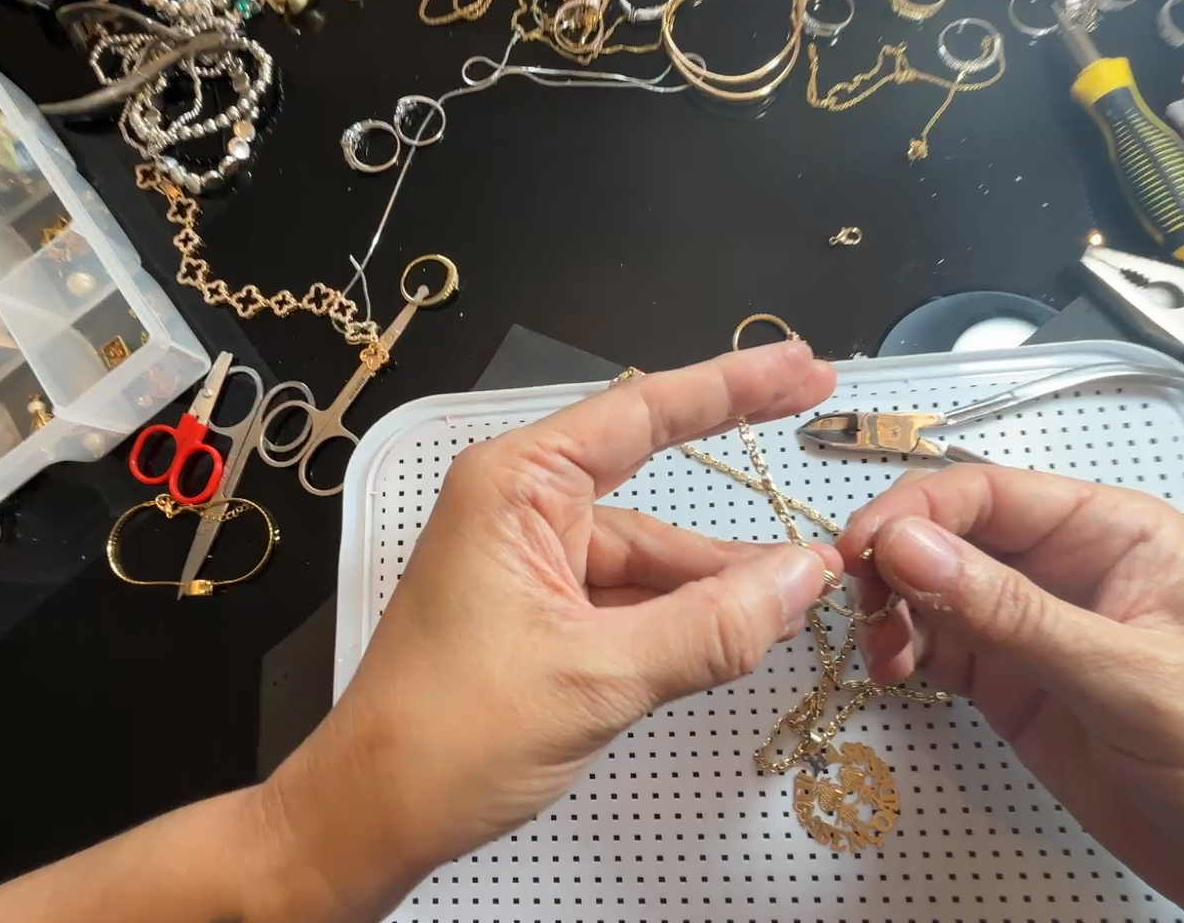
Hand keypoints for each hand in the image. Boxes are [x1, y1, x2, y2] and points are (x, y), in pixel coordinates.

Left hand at [279, 342, 841, 910]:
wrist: (372, 818)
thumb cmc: (450, 735)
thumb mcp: (595, 677)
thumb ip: (711, 627)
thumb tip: (806, 577)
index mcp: (516, 484)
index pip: (641, 414)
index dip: (730, 385)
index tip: (797, 364)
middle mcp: (525, 504)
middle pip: (649, 473)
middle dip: (731, 461)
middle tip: (812, 408)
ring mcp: (537, 556)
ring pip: (650, 552)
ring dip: (719, 572)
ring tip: (804, 578)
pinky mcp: (547, 605)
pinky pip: (633, 594)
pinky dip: (687, 610)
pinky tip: (744, 622)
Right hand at [839, 464, 1183, 922]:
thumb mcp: (1135, 681)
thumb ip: (1009, 612)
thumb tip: (898, 544)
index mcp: (1106, 532)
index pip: (983, 493)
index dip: (911, 511)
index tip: (858, 552)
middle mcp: (1058, 566)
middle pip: (945, 537)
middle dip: (892, 562)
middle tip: (858, 606)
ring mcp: (1030, 627)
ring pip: (929, 591)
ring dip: (890, 610)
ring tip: (879, 652)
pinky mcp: (1011, 682)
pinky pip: (936, 645)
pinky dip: (901, 651)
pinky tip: (892, 673)